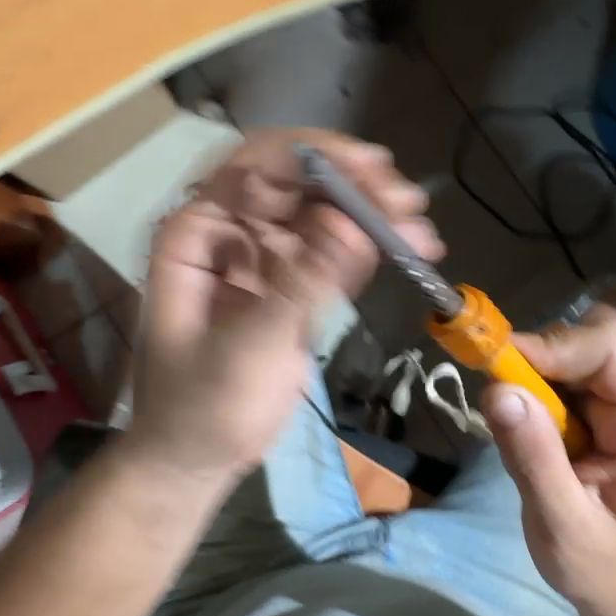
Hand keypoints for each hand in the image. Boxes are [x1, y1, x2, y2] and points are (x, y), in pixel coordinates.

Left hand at [131, 129, 440, 480]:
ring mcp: (265, 260)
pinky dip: (370, 248)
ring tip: (418, 221)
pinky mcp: (295, 287)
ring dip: (369, 213)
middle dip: (350, 184)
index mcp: (198, 234)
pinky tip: (412, 245)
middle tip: (403, 196)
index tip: (366, 165)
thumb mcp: (246, 348)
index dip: (308, 156)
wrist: (197, 460)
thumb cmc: (200, 406)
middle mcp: (231, 234)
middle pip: (295, 185)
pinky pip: (334, 254)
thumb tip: (350, 224)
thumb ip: (299, 286)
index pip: (251, 168)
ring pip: (321, 215)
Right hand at [480, 306, 615, 615]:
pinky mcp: (594, 414)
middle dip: (539, 356)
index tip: (500, 365)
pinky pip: (558, 378)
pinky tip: (520, 427)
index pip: (610, 350)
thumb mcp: (564, 525)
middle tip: (496, 388)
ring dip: (531, 374)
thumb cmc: (602, 569)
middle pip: (589, 342)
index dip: (555, 345)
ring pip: (570, 355)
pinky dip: (529, 389)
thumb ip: (535, 459)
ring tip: (508, 418)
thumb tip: (498, 390)